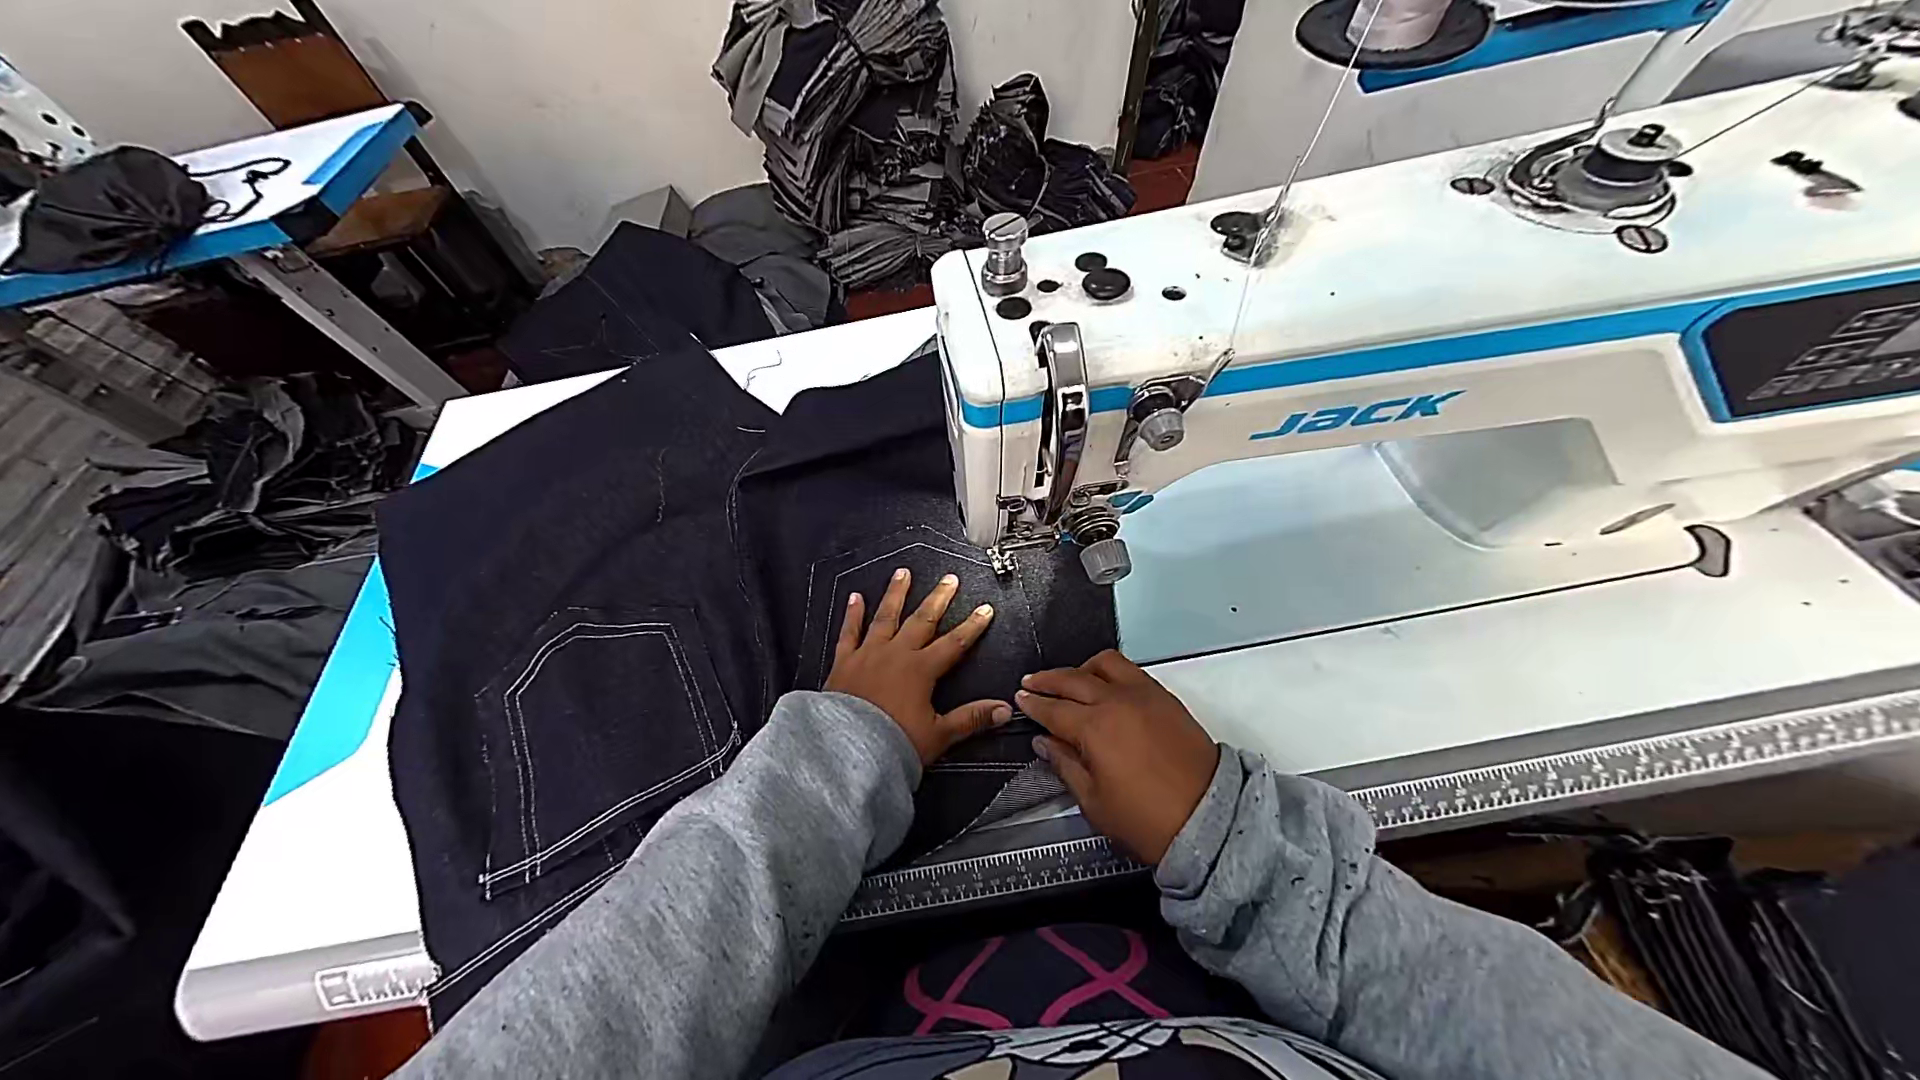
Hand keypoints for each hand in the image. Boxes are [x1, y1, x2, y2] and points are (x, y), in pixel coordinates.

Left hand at [825, 568, 1012, 765]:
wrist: (846, 750)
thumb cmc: (891, 743)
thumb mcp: (939, 734)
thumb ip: (972, 719)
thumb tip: (1003, 710)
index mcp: (920, 670)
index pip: (954, 643)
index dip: (973, 626)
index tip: (985, 610)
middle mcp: (895, 655)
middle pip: (922, 620)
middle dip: (939, 598)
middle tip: (949, 579)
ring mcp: (868, 654)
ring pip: (885, 616)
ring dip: (896, 594)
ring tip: (903, 573)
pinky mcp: (844, 662)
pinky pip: (849, 632)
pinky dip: (852, 614)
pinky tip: (855, 597)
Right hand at [1017, 650, 1219, 863]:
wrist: (1209, 821)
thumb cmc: (1150, 819)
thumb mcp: (1094, 802)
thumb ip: (1065, 765)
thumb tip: (1046, 744)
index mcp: (1094, 728)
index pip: (1053, 708)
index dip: (1033, 704)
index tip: (1021, 700)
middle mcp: (1117, 702)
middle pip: (1072, 679)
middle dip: (1046, 680)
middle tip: (1031, 683)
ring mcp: (1144, 695)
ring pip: (1104, 663)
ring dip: (1080, 668)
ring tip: (1069, 679)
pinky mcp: (1165, 698)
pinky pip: (1131, 670)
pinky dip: (1110, 671)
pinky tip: (1105, 684)